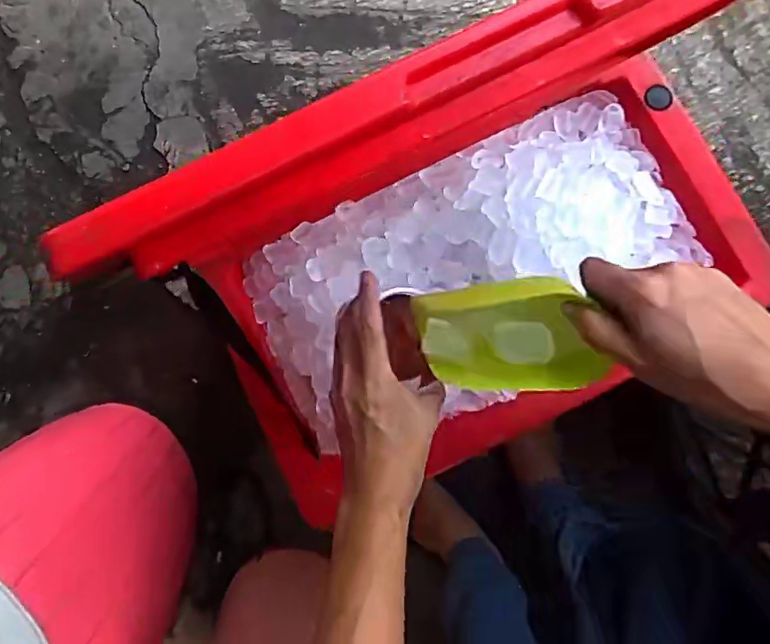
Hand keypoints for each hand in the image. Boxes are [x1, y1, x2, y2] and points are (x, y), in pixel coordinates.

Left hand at [333, 271, 443, 516]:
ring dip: (349, 323)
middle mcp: (349, 377)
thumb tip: (433, 370)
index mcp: (372, 377)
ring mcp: (339, 388)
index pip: (367, 327)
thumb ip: (430, 386)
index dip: (368, 299)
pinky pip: (340, 359)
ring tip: (363, 310)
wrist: (372, 491)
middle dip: (355, 306)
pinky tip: (361, 345)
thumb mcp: (426, 415)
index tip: (368, 277)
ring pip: (340, 343)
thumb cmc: (404, 453)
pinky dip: (349, 342)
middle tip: (368, 290)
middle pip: (346, 330)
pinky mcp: (336, 400)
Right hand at [566, 258, 769, 442]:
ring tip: (686, 340)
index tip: (611, 323)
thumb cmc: (709, 381)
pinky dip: (686, 302)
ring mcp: (698, 270)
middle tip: (651, 342)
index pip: (590, 268)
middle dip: (629, 303)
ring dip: (659, 303)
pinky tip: (709, 333)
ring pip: (657, 281)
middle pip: (627, 277)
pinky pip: (686, 284)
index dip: (592, 294)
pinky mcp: (724, 277)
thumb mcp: (642, 366)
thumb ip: (597, 331)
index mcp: (640, 288)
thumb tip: (571, 306)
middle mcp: (665, 267)